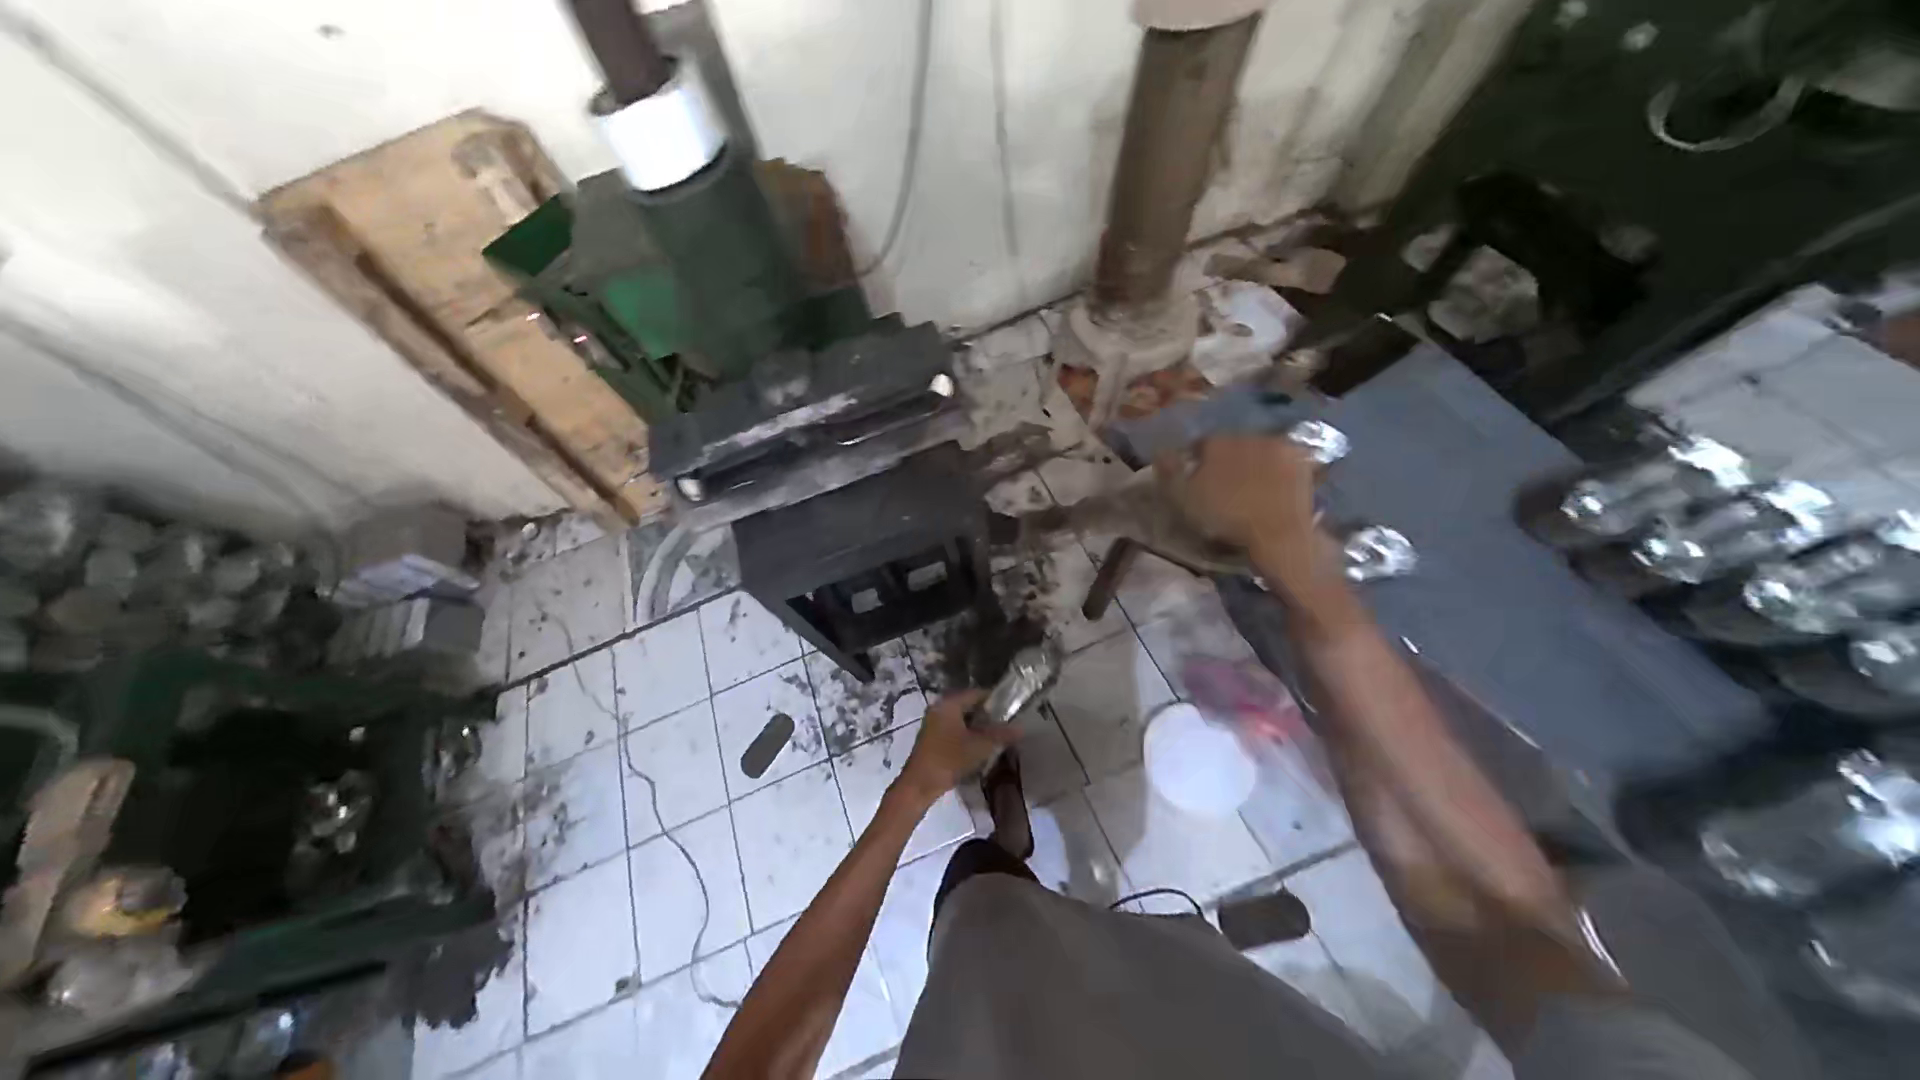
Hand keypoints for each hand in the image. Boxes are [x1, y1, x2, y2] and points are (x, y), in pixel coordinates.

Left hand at [894, 690, 1017, 804]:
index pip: (976, 693)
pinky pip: (954, 728)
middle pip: (968, 705)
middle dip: (987, 714)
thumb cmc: (949, 759)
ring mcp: (933, 723)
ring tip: (996, 735)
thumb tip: (1021, 727)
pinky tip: (979, 746)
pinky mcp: (932, 737)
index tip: (1012, 709)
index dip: (995, 700)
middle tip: (1006, 723)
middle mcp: (939, 708)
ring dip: (977, 726)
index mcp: (949, 704)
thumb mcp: (980, 746)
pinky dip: (967, 734)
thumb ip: (1001, 735)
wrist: (920, 784)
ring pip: (961, 718)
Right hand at [1160, 435, 1338, 597]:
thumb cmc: (1226, 518)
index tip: (1197, 479)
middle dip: (1226, 459)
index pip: (1200, 445)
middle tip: (1225, 484)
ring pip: (1257, 449)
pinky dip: (1277, 469)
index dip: (1196, 462)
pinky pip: (1283, 459)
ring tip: (1252, 487)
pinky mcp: (1301, 459)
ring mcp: (1277, 445)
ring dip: (1253, 462)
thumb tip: (1160, 450)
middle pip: (1231, 444)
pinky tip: (1274, 487)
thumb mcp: (1184, 499)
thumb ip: (1169, 472)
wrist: (1278, 534)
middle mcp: (1247, 435)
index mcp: (1216, 442)